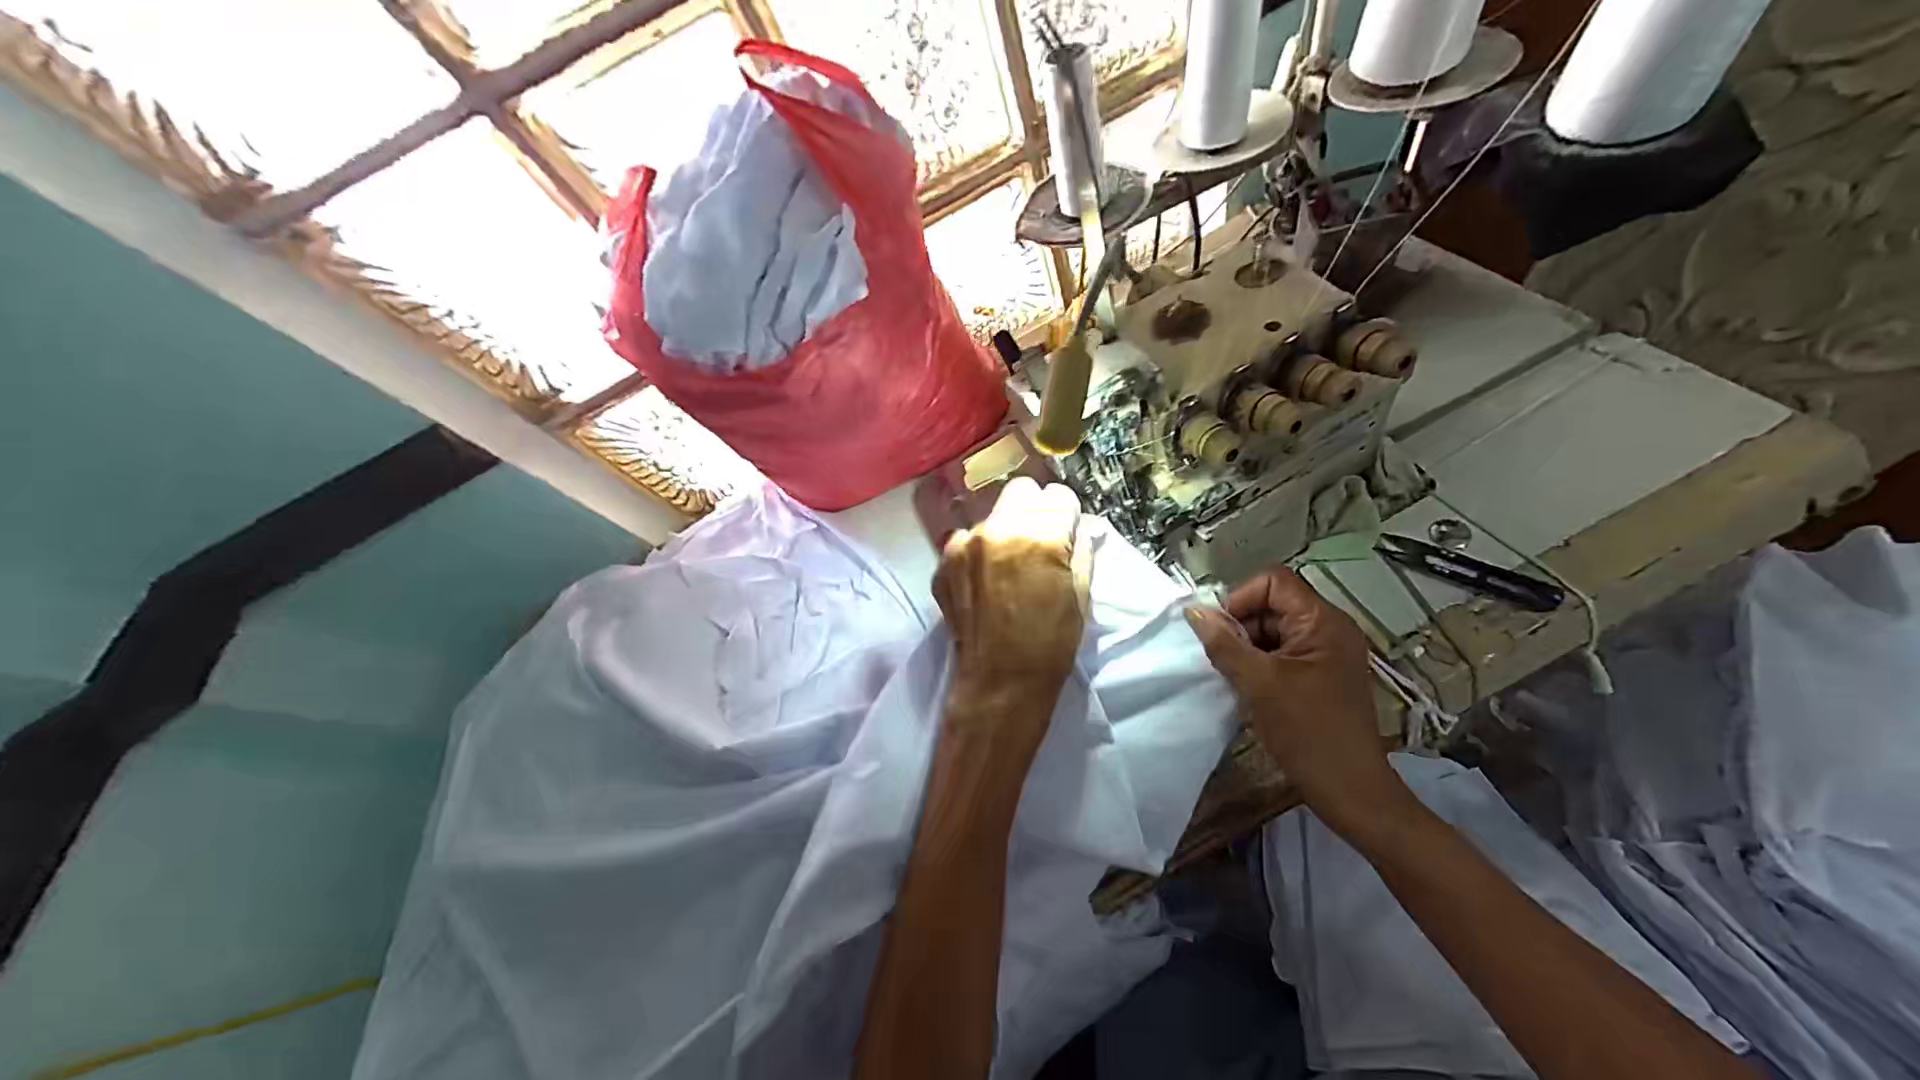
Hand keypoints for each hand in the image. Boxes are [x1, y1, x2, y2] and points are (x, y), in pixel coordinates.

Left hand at [933, 477, 1091, 765]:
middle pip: (1021, 490)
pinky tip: (987, 582)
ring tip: (1010, 567)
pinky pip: (967, 540)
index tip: (1067, 532)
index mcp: (1039, 535)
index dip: (1067, 514)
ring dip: (1005, 530)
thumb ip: (1079, 550)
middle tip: (1040, 540)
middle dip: (1035, 508)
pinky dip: (980, 552)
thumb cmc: (1050, 642)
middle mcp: (997, 529)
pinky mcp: (944, 561)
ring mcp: (964, 544)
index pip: (1059, 496)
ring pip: (992, 514)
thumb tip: (1080, 528)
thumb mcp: (1080, 594)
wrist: (1000, 681)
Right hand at [1185, 567, 1406, 838]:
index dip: (1241, 599)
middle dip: (1241, 626)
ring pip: (1273, 630)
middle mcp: (1330, 629)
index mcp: (1324, 622)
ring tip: (1236, 676)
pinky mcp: (1321, 675)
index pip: (1274, 582)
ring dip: (1247, 647)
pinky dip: (1259, 664)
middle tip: (1224, 659)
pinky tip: (1249, 688)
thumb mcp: (1258, 684)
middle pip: (1272, 604)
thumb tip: (1194, 612)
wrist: (1350, 791)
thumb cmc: (1308, 732)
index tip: (1221, 633)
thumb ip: (1224, 644)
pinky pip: (1282, 653)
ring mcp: (1328, 653)